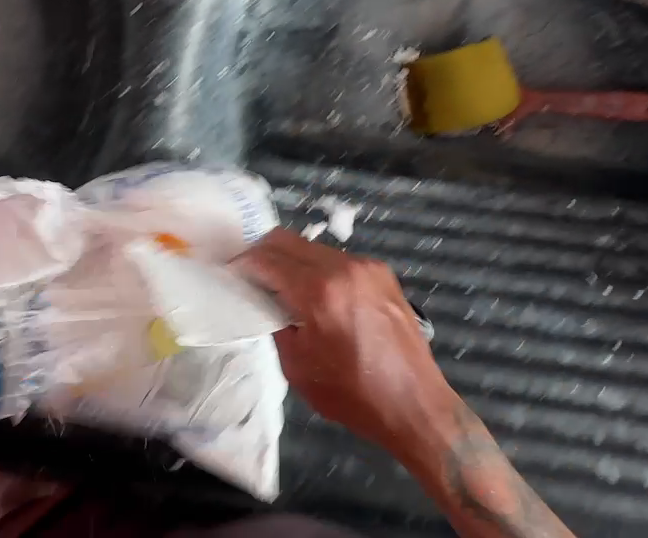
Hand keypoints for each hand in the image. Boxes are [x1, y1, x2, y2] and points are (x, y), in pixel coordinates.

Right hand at [231, 228, 449, 452]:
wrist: (417, 407)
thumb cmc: (353, 394)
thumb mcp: (297, 365)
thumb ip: (275, 322)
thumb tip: (265, 300)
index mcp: (318, 291)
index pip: (266, 259)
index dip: (243, 263)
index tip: (231, 273)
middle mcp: (343, 267)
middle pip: (287, 240)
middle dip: (263, 253)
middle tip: (251, 274)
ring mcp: (366, 267)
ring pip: (312, 247)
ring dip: (291, 260)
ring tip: (284, 286)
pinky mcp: (382, 273)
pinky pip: (337, 259)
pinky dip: (318, 268)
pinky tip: (318, 294)